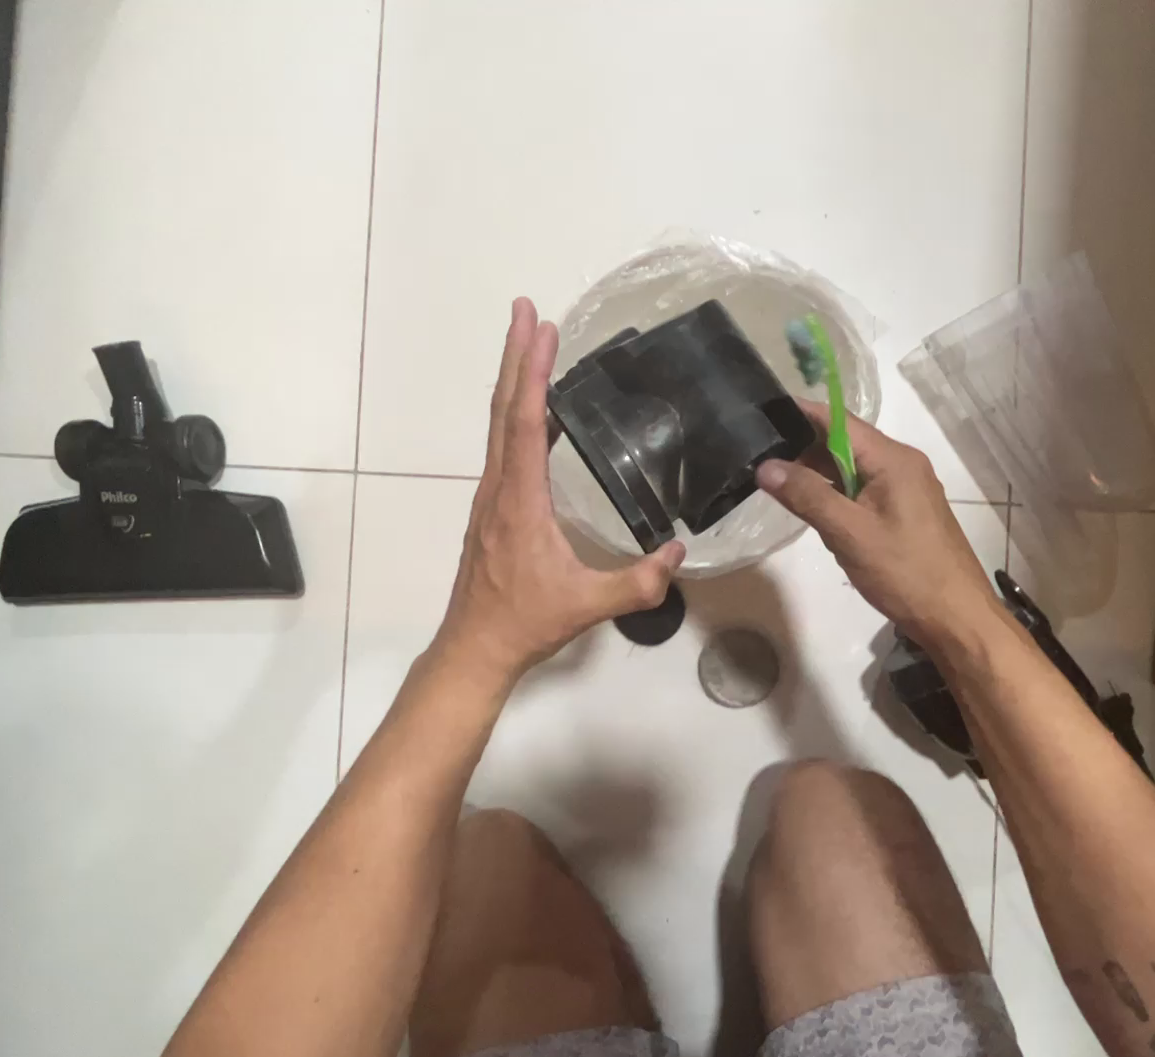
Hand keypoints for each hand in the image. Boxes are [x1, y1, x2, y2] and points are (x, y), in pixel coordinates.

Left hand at [431, 298, 686, 687]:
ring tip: (532, 345)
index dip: (530, 373)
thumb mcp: (588, 605)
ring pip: (499, 426)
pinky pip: (504, 448)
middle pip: (503, 410)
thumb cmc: (526, 623)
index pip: (525, 424)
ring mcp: (491, 497)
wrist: (475, 648)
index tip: (538, 327)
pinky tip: (538, 413)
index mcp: (519, 501)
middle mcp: (499, 488)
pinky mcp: (492, 508)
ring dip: (513, 382)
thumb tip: (679, 551)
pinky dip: (518, 416)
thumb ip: (639, 582)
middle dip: (515, 357)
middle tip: (527, 311)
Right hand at [757, 402, 999, 650]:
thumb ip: (807, 496)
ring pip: (853, 469)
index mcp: (893, 459)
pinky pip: (863, 491)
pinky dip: (837, 494)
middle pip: (845, 443)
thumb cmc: (904, 572)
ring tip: (775, 481)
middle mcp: (902, 465)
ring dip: (818, 474)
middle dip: (804, 447)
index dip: (801, 413)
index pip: (839, 420)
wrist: (955, 618)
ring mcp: (905, 489)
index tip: (763, 413)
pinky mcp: (904, 513)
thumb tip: (766, 467)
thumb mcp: (848, 533)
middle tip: (758, 454)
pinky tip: (812, 509)